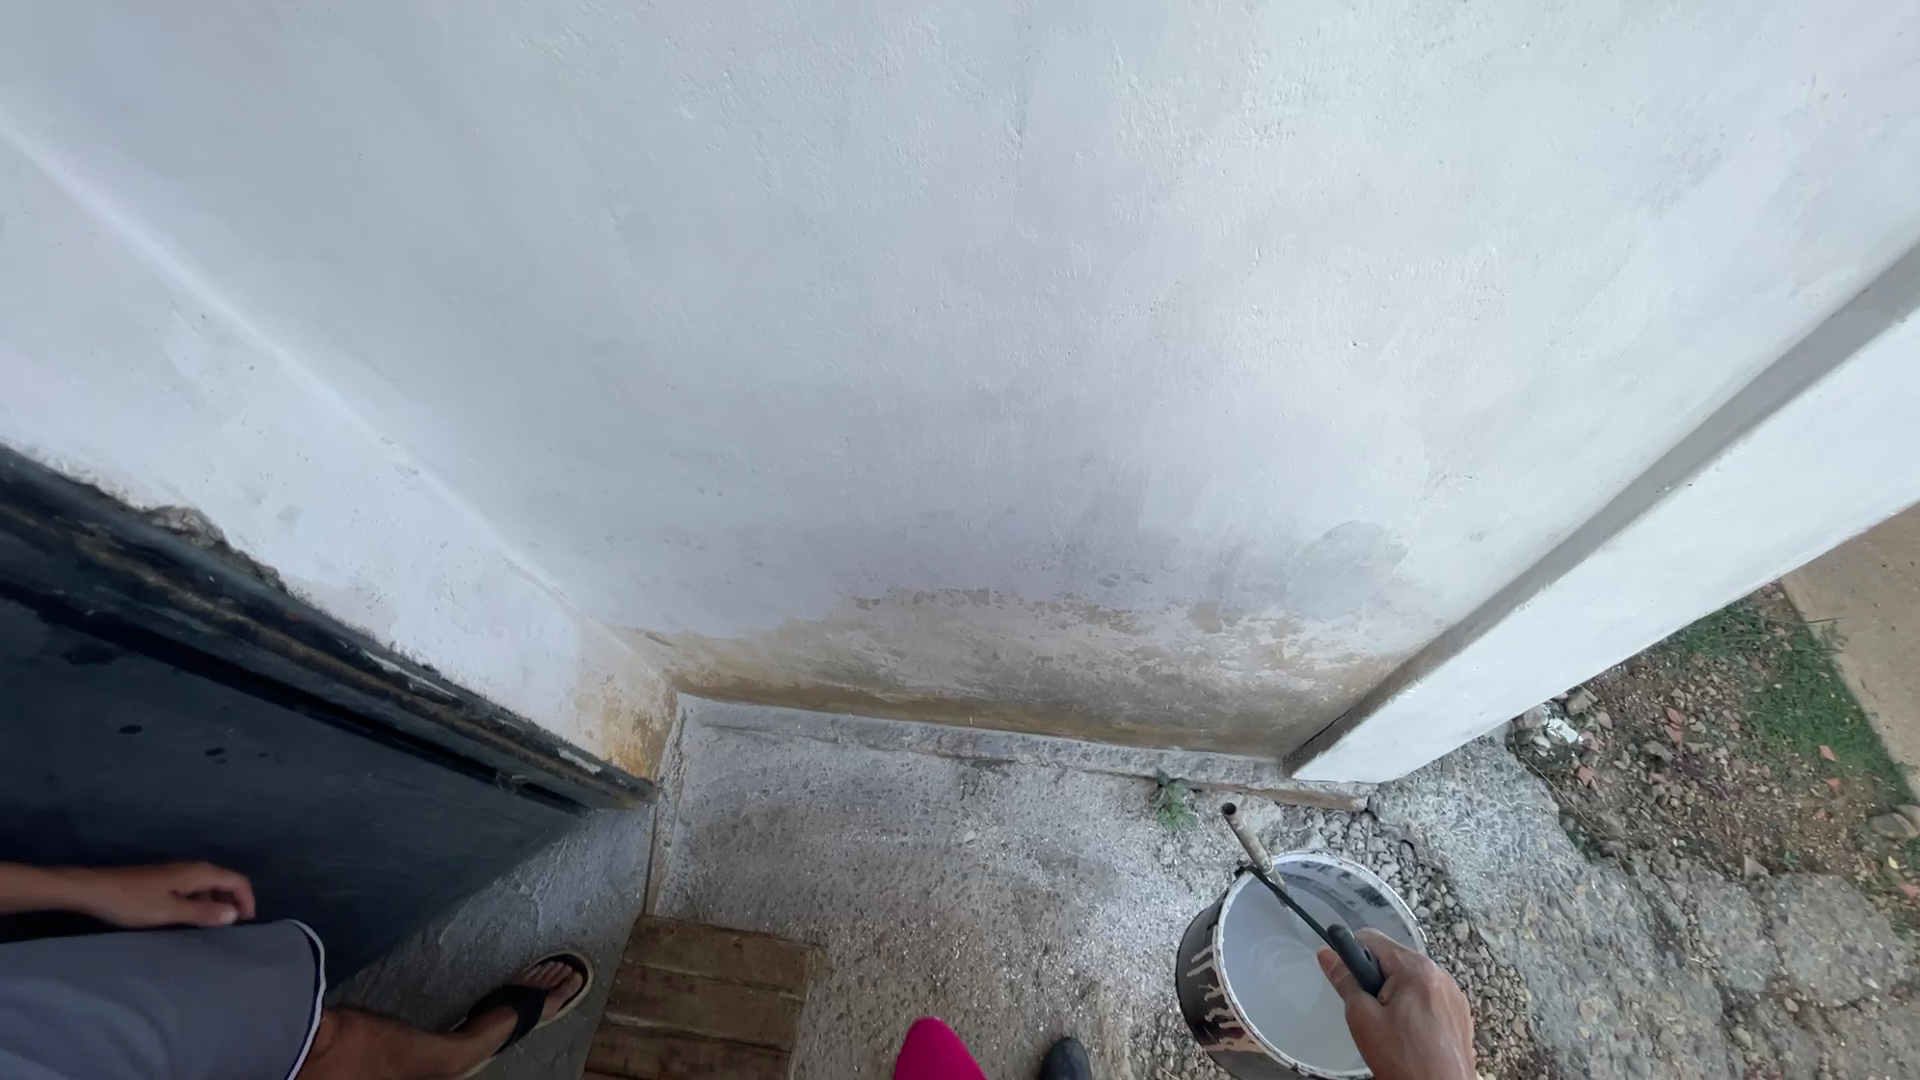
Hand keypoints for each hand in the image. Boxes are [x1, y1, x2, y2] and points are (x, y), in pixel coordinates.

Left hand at [62, 862, 256, 927]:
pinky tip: (189, 914)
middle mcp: (197, 869)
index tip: (248, 919)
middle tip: (234, 922)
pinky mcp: (166, 880)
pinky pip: (195, 888)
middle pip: (226, 881)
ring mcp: (180, 873)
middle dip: (234, 900)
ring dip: (217, 901)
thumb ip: (202, 913)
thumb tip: (235, 915)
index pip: (238, 882)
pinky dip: (202, 900)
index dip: (247, 899)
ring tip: (213, 921)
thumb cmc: (134, 901)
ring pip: (210, 885)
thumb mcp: (169, 911)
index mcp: (203, 873)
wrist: (92, 890)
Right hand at [1318, 928, 1475, 1079]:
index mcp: (1417, 969)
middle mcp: (1439, 974)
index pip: (1370, 938)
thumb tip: (1327, 953)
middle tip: (1370, 1009)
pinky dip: (1412, 1003)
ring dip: (1393, 990)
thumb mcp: (1362, 1017)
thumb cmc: (1403, 1061)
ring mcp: (1453, 995)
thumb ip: (1344, 979)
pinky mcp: (1459, 1014)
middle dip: (1374, 976)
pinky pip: (1426, 993)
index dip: (1352, 955)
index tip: (1350, 981)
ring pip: (1408, 975)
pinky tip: (1409, 1030)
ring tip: (1390, 1023)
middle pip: (1391, 956)